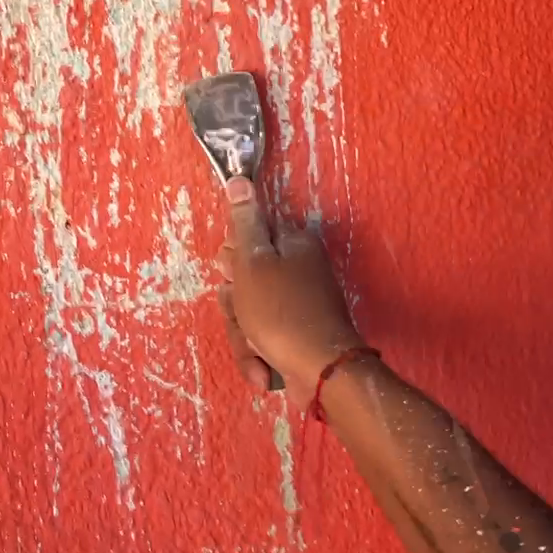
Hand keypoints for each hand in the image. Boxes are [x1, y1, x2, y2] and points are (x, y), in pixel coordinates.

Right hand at [215, 190, 363, 400]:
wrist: (321, 374)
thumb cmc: (281, 312)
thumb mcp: (254, 261)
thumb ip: (244, 222)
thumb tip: (239, 178)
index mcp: (291, 244)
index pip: (245, 237)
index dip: (232, 259)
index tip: (233, 273)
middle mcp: (297, 269)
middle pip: (243, 278)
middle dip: (235, 304)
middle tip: (243, 311)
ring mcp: (296, 305)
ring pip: (246, 312)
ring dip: (243, 335)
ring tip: (257, 350)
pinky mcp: (293, 336)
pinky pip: (259, 338)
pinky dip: (257, 354)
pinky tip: (264, 370)